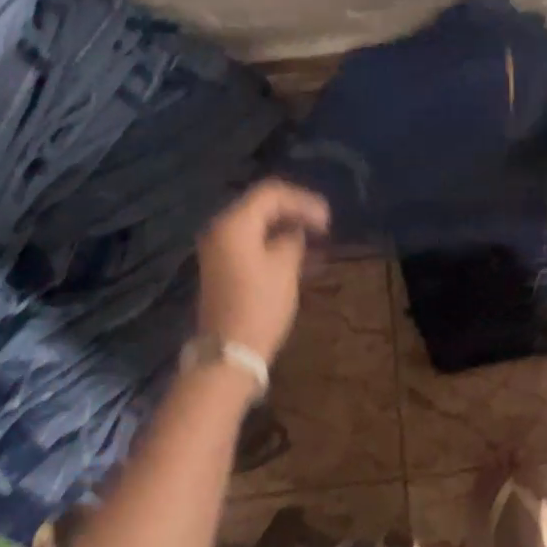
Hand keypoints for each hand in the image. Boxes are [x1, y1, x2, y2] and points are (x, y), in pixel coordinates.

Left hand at [195, 180, 330, 362]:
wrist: (228, 353)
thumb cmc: (259, 305)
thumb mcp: (285, 267)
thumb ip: (293, 239)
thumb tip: (295, 231)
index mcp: (234, 224)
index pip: (271, 193)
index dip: (303, 200)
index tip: (328, 218)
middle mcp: (221, 229)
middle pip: (262, 206)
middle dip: (295, 212)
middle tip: (324, 226)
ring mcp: (218, 249)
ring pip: (257, 226)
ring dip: (286, 229)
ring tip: (317, 242)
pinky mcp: (223, 267)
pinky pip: (251, 243)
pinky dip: (274, 244)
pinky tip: (300, 257)